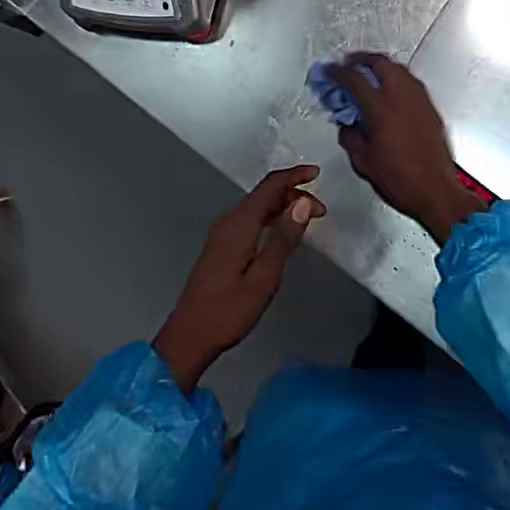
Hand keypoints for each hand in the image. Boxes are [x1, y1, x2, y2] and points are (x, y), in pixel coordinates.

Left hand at [153, 166, 325, 390]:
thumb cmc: (229, 311)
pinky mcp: (221, 246)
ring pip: (257, 207)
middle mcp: (229, 222)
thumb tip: (301, 203)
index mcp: (239, 225)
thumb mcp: (265, 278)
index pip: (270, 186)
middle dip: (294, 194)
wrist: (189, 336)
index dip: (294, 176)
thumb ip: (284, 238)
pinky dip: (271, 218)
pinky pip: (251, 219)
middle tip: (320, 212)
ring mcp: (222, 234)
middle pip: (264, 194)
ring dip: (283, 207)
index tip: (317, 173)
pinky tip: (282, 233)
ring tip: (307, 221)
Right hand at [333, 53, 486, 243]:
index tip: (329, 71)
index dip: (337, 72)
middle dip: (361, 59)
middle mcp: (402, 98)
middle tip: (349, 64)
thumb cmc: (402, 180)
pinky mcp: (431, 109)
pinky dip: (397, 78)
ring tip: (369, 73)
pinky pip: (411, 82)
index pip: (354, 79)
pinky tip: (391, 90)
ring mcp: (419, 101)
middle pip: (380, 63)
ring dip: (381, 66)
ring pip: (399, 69)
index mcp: (380, 108)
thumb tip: (348, 125)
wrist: (436, 192)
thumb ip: (351, 136)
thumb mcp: (363, 160)